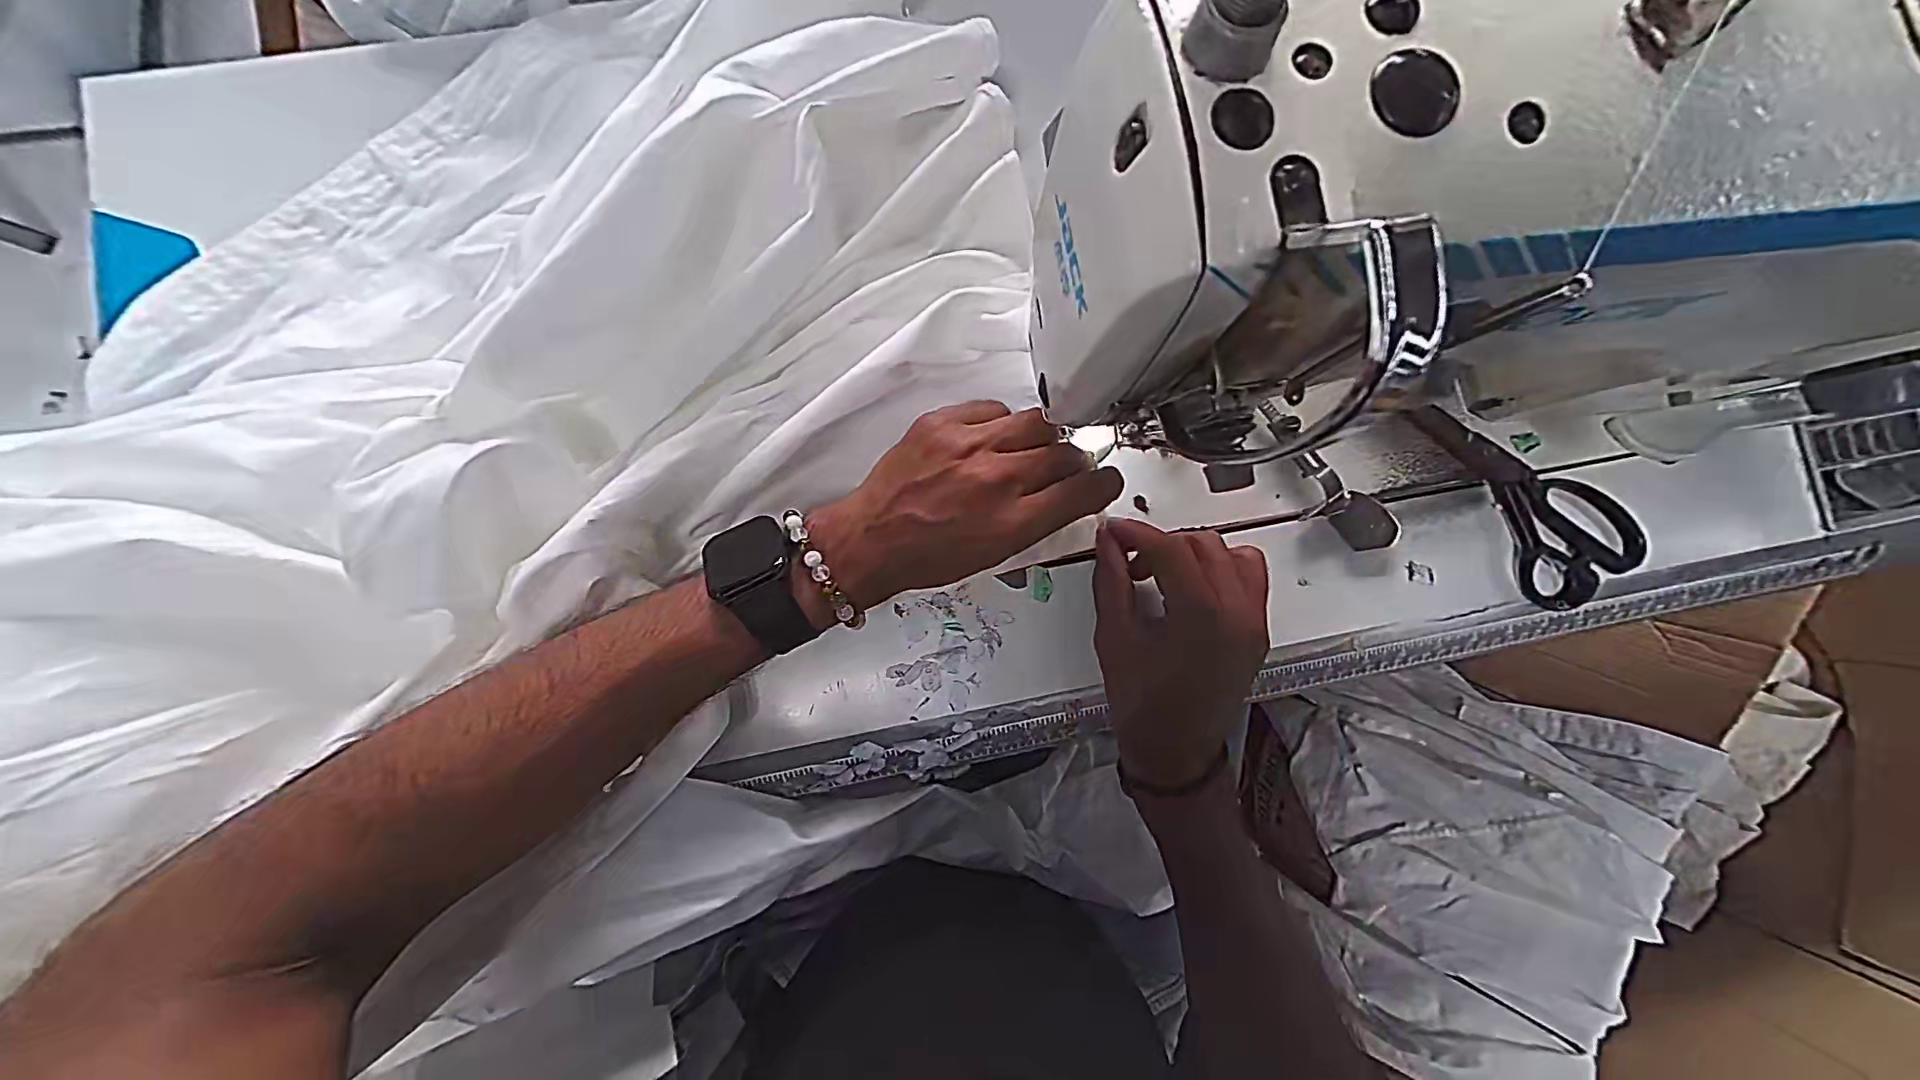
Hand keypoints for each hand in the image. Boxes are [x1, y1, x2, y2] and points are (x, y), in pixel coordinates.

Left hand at [807, 401, 1122, 607]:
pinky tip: (992, 437)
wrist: (871, 540)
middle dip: (1073, 460)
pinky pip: (992, 408)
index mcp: (1012, 522)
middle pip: (1064, 452)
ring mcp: (968, 446)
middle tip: (1066, 466)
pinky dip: (1001, 422)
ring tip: (1029, 450)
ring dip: (1042, 438)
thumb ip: (1037, 527)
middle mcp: (995, 480)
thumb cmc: (925, 556)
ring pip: (1035, 423)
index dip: (1102, 484)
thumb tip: (1065, 504)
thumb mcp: (993, 557)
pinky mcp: (942, 424)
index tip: (1104, 481)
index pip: (1081, 491)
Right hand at [1093, 519, 1270, 791]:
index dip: (1137, 534)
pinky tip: (1195, 584)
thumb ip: (1111, 582)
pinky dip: (1223, 567)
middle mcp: (1237, 613)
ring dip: (1192, 552)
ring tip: (1162, 572)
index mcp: (1201, 616)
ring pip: (1229, 554)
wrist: (1175, 753)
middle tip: (1129, 560)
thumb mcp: (1114, 639)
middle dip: (1161, 544)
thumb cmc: (1142, 706)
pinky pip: (1250, 577)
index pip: (1171, 549)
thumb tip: (1108, 543)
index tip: (1115, 532)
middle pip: (1201, 545)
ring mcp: (1253, 622)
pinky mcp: (1258, 631)